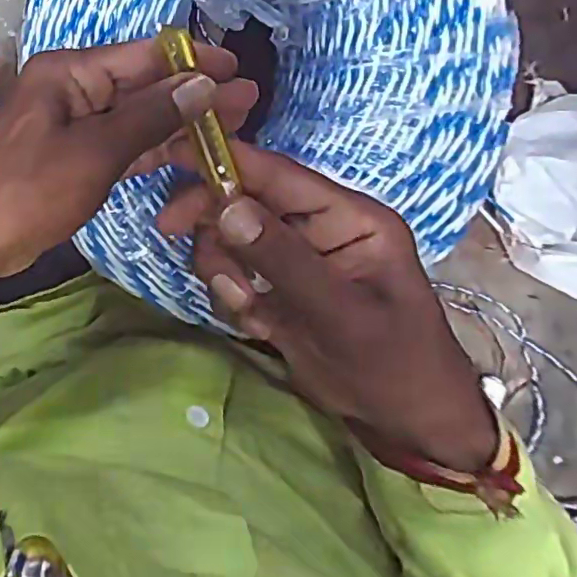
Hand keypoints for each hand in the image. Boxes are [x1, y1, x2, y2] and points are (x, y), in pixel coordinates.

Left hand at [0, 39, 256, 317]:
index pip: (143, 56)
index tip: (237, 68)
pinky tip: (194, 150)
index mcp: (70, 73)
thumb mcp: (95, 150)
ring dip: (181, 121)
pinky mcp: (77, 153)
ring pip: (138, 116)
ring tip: (235, 123)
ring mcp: (75, 122)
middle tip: (249, 100)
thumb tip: (202, 84)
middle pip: (144, 85)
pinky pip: (124, 142)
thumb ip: (151, 116)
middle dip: (194, 94)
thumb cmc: (30, 189)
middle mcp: (73, 88)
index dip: (192, 61)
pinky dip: (156, 147)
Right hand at [157, 141, 497, 471]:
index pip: (276, 173)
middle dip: (208, 216)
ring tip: (245, 305)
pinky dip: (229, 294)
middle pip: (242, 198)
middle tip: (168, 229)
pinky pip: (230, 270)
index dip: (225, 159)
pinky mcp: (274, 282)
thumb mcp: (343, 315)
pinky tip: (257, 323)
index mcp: (346, 216)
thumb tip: (227, 208)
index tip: (173, 153)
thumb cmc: (396, 365)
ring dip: (221, 266)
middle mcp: (315, 226)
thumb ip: (284, 260)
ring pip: (228, 234)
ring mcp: (292, 254)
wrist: (408, 424)